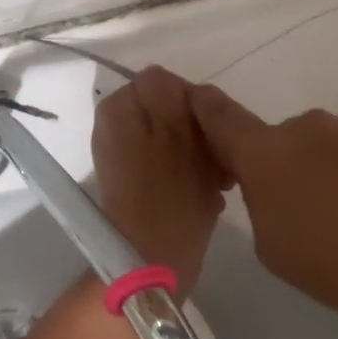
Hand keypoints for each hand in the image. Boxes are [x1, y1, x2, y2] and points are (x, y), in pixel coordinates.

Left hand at [91, 67, 232, 291]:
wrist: (152, 261)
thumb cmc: (170, 196)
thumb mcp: (176, 134)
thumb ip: (169, 96)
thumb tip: (163, 77)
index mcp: (119, 108)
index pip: (167, 82)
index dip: (197, 105)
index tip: (216, 133)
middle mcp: (114, 125)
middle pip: (172, 110)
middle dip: (200, 132)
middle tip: (222, 164)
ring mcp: (124, 153)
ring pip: (176, 138)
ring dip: (201, 155)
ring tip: (218, 183)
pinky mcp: (136, 180)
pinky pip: (169, 162)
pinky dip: (190, 174)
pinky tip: (208, 195)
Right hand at [187, 85, 337, 335]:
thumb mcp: (278, 251)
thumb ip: (264, 208)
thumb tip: (279, 190)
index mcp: (266, 153)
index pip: (220, 114)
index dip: (204, 106)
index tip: (194, 98)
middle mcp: (310, 127)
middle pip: (287, 142)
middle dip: (294, 170)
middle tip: (318, 220)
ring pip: (337, 150)